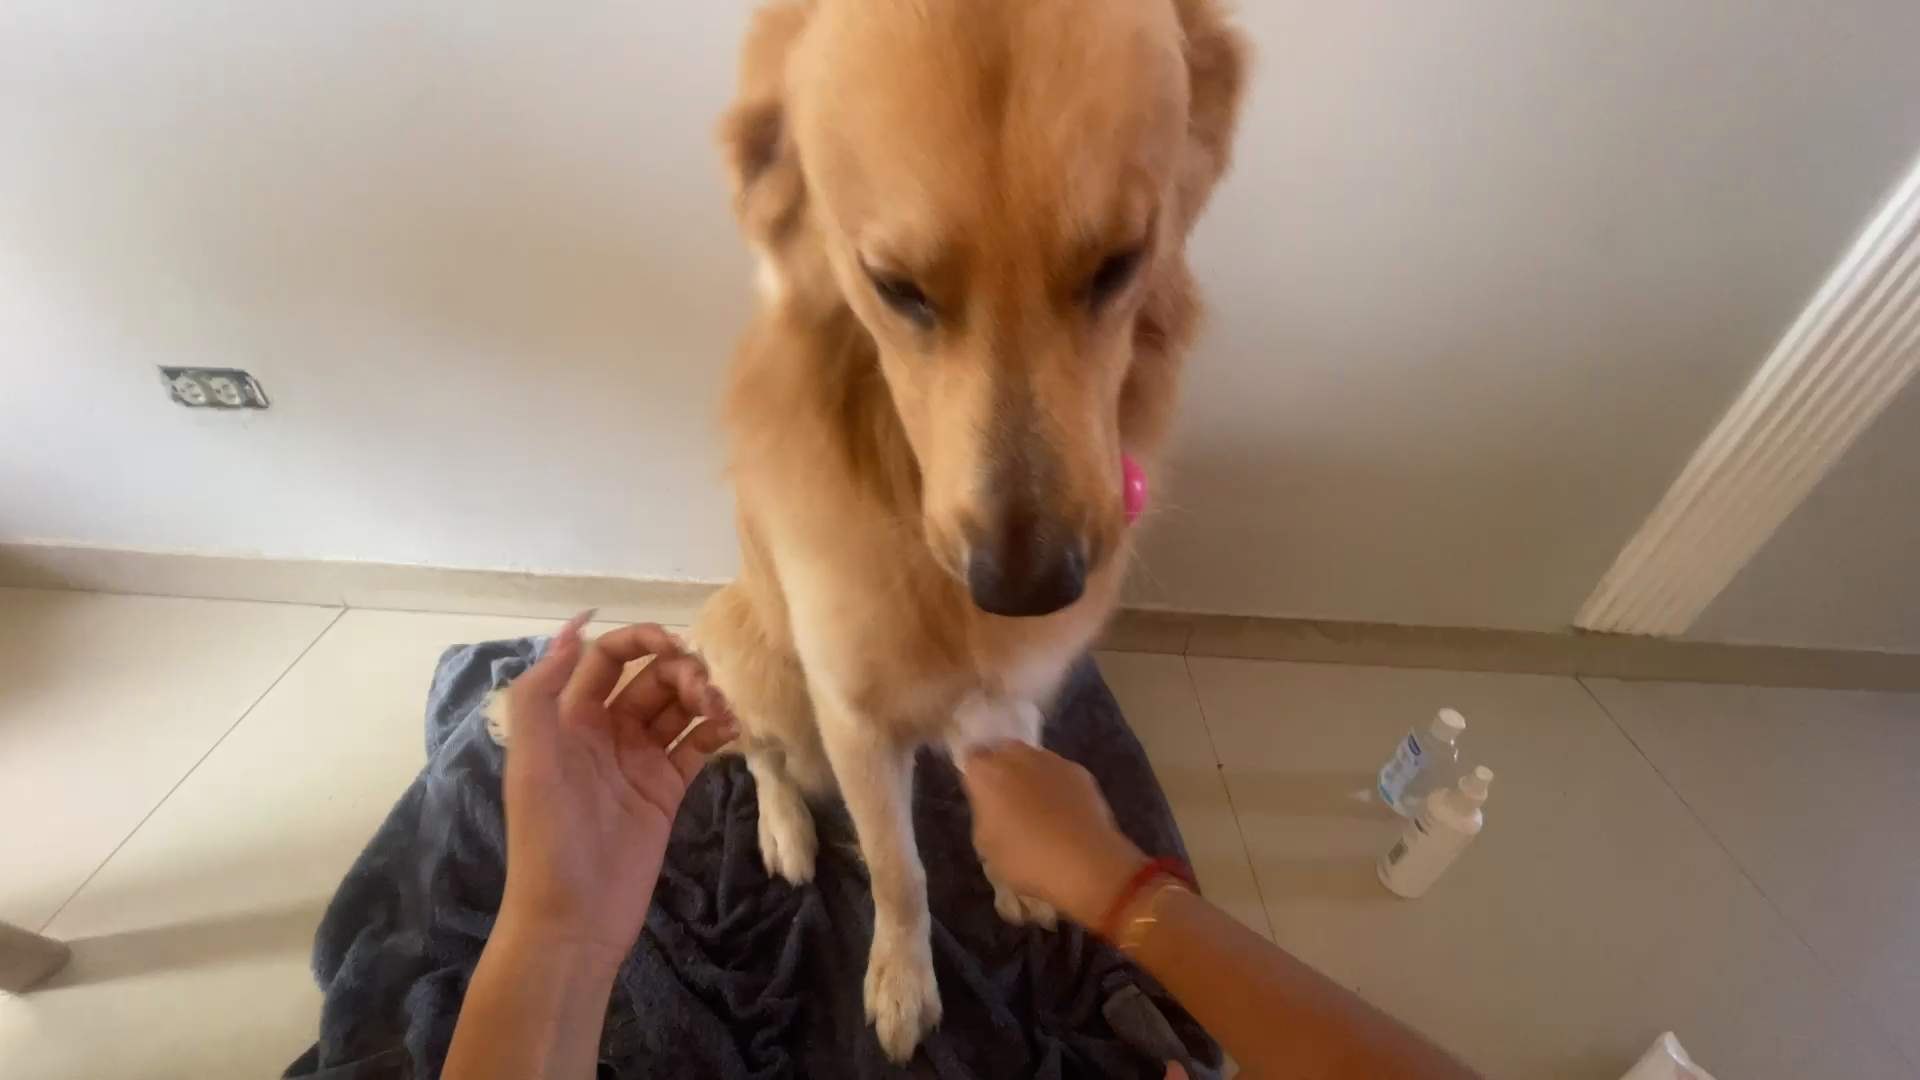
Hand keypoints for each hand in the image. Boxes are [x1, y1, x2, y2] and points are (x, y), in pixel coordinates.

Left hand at [497, 614, 737, 960]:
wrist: (575, 919)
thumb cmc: (548, 839)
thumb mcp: (532, 763)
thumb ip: (541, 694)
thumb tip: (573, 627)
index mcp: (571, 719)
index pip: (609, 659)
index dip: (640, 640)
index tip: (675, 645)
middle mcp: (608, 731)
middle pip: (653, 679)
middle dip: (683, 673)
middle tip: (706, 692)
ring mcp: (641, 759)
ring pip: (680, 707)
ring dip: (705, 697)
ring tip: (723, 711)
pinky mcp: (669, 786)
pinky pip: (698, 743)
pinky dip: (717, 730)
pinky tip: (732, 730)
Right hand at [957, 741, 1145, 928]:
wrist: (1086, 863)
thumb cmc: (1026, 859)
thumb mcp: (986, 845)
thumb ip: (983, 813)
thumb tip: (990, 803)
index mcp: (987, 773)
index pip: (971, 757)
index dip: (975, 774)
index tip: (979, 793)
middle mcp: (1016, 755)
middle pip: (1001, 750)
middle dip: (1001, 767)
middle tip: (1005, 797)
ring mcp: (1050, 759)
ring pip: (1031, 758)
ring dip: (1028, 773)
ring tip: (1037, 804)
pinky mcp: (1077, 769)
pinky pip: (1057, 770)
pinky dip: (1055, 783)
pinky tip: (1062, 809)